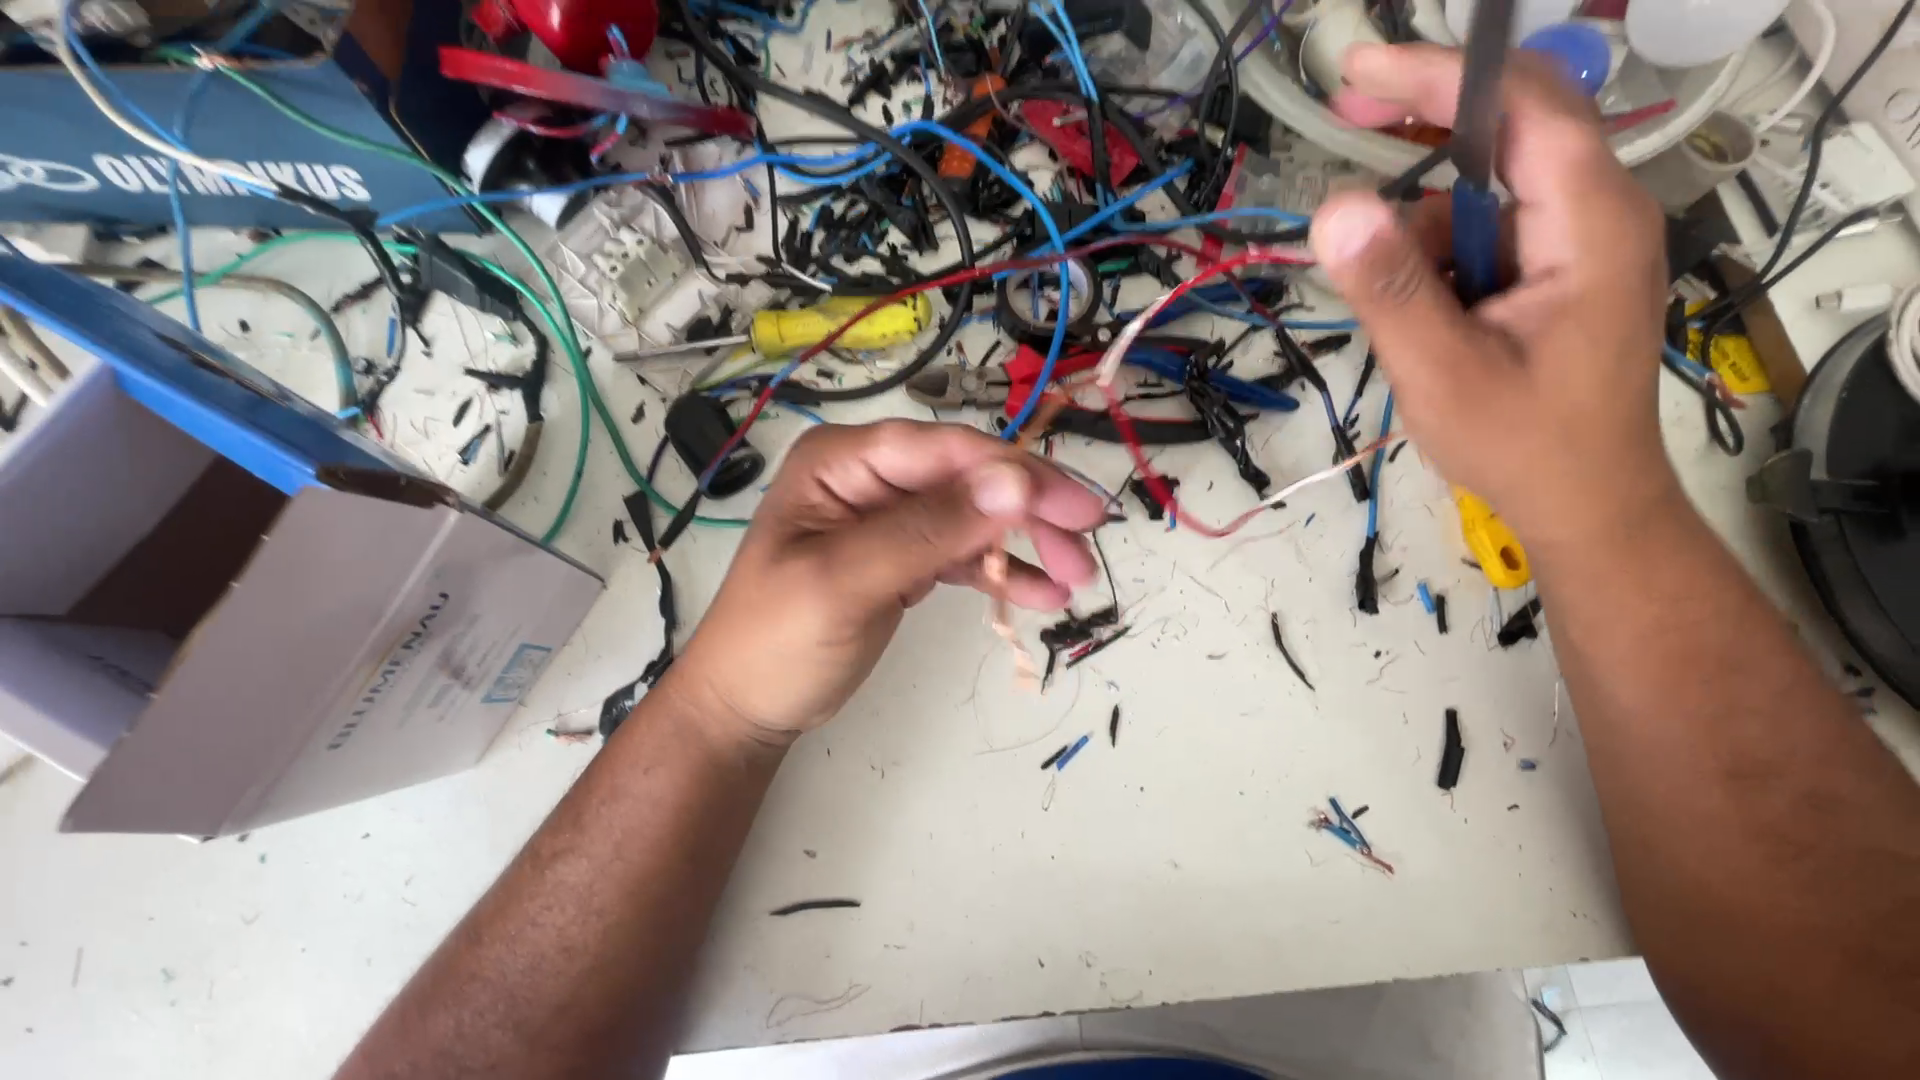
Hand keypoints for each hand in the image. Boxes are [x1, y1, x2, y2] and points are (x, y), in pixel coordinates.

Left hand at [661, 420, 1106, 748]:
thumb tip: (1014, 482)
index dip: (1014, 473)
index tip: (1074, 508)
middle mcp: (870, 478)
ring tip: (1077, 579)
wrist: (746, 706)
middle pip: (969, 479)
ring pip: (975, 515)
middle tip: (1087, 548)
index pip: (944, 451)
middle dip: (1030, 510)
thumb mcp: (845, 583)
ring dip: (1027, 544)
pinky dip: (1003, 573)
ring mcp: (889, 518)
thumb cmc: (775, 641)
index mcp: (843, 462)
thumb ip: (927, 531)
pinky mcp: (904, 558)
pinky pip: (964, 554)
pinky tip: (1041, 594)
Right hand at [1310, 45, 1680, 557]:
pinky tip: (1425, 317)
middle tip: (1344, 122)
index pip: (1523, 106)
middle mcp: (1596, 213)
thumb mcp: (1441, 371)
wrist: (1586, 501)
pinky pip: (1486, 232)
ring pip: (1486, 190)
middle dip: (1422, 125)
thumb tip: (1333, 208)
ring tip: (1402, 311)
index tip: (1357, 70)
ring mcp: (1578, 241)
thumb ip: (1389, 288)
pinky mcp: (1557, 269)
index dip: (1439, 76)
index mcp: (1588, 223)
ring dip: (1423, 225)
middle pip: (1508, 130)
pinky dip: (1439, 256)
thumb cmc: (1522, 443)